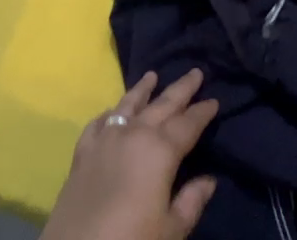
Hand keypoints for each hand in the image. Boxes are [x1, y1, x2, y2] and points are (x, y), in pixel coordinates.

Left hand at [41, 69, 219, 239]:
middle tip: (195, 72)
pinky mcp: (82, 153)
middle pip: (162, 105)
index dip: (203, 111)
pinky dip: (109, 113)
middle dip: (181, 89)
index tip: (214, 100)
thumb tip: (208, 180)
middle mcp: (134, 134)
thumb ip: (191, 201)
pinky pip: (99, 123)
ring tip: (152, 75)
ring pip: (128, 105)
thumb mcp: (171, 230)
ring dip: (143, 90)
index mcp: (161, 150)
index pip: (188, 124)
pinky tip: (112, 111)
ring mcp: (105, 140)